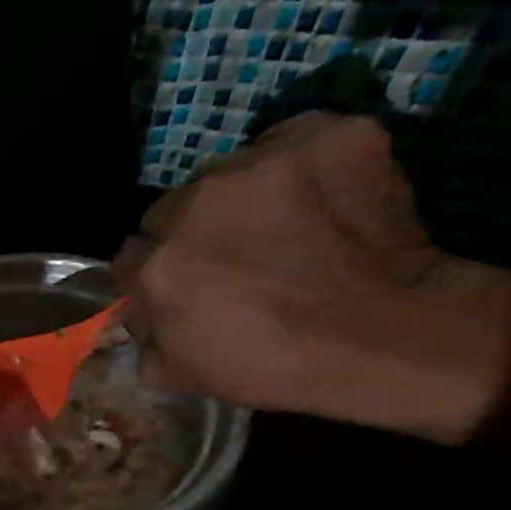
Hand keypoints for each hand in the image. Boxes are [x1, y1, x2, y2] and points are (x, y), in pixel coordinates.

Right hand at [115, 111, 510, 443]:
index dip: (151, 273)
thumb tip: (137, 307)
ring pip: (226, 172)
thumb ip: (140, 330)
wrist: (381, 333)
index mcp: (156, 266)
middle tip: (226, 256)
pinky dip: (293, 165)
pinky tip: (310, 196)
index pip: (129, 254)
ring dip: (238, 197)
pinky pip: (287, 141)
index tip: (177, 286)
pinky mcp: (326, 135)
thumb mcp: (170, 372)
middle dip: (189, 231)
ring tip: (274, 225)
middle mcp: (197, 204)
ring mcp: (263, 164)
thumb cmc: (265, 363)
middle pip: (171, 207)